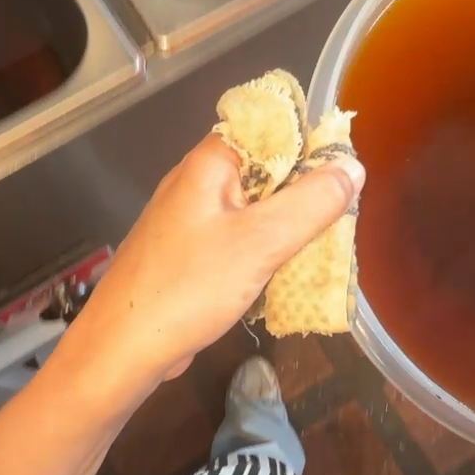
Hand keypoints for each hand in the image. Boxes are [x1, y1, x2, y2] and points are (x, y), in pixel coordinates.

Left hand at [58, 134, 363, 392]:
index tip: (342, 172)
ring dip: (286, 225)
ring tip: (319, 248)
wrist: (123, 348)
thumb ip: (311, 202)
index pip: (268, 126)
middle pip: (264, 168)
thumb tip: (352, 167)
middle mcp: (197, 182)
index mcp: (210, 163)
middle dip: (303, 190)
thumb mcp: (260, 242)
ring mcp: (190, 220)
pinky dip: (264, 251)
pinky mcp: (189, 254)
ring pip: (254, 208)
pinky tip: (285, 274)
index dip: (309, 140)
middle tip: (338, 218)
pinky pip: (238, 239)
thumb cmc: (189, 287)